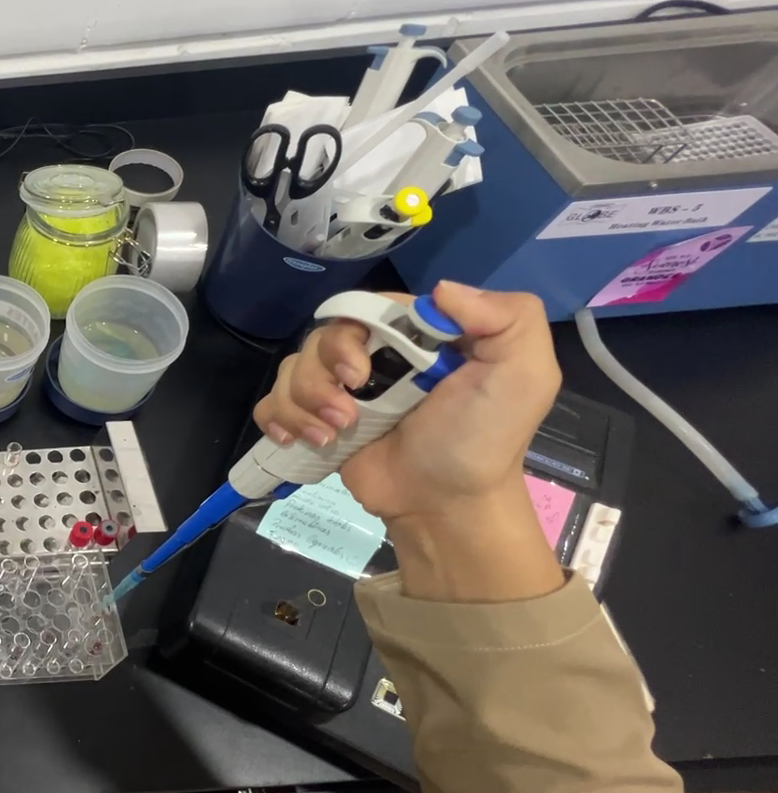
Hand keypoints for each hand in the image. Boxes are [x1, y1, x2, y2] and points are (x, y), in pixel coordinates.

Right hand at [252, 281, 565, 602]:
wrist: (442, 503)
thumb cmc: (480, 439)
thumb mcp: (522, 374)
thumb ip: (507, 318)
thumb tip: (440, 289)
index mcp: (413, 340)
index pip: (362, 311)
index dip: (348, 338)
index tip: (359, 374)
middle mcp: (371, 358)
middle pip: (317, 341)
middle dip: (319, 380)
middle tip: (347, 414)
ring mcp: (338, 391)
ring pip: (289, 372)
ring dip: (302, 406)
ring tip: (331, 436)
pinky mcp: (312, 420)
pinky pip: (271, 404)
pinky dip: (277, 420)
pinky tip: (297, 440)